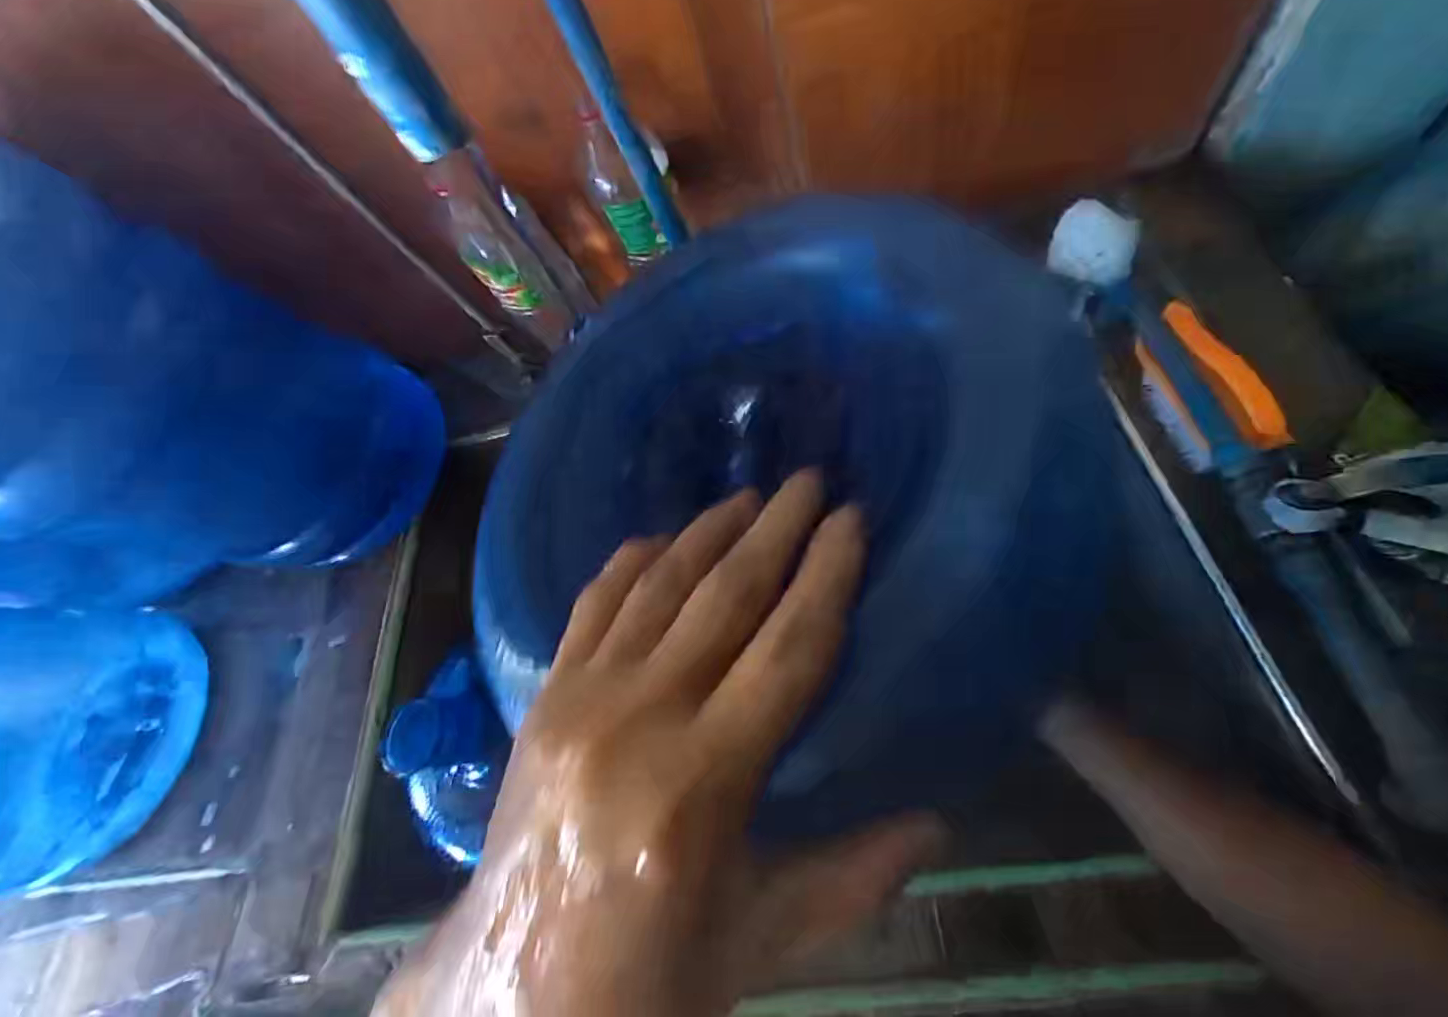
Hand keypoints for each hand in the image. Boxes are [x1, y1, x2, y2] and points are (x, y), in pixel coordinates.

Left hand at [378, 471, 944, 1016]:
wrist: (512, 991)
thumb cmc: (650, 971)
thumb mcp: (763, 938)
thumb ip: (855, 876)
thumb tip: (935, 820)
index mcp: (700, 784)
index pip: (787, 650)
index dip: (827, 577)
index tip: (852, 522)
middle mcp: (636, 722)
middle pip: (724, 599)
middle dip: (776, 531)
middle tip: (811, 482)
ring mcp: (580, 701)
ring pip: (657, 587)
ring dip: (708, 533)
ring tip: (750, 496)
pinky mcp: (544, 698)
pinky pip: (593, 606)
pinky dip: (631, 563)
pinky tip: (661, 536)